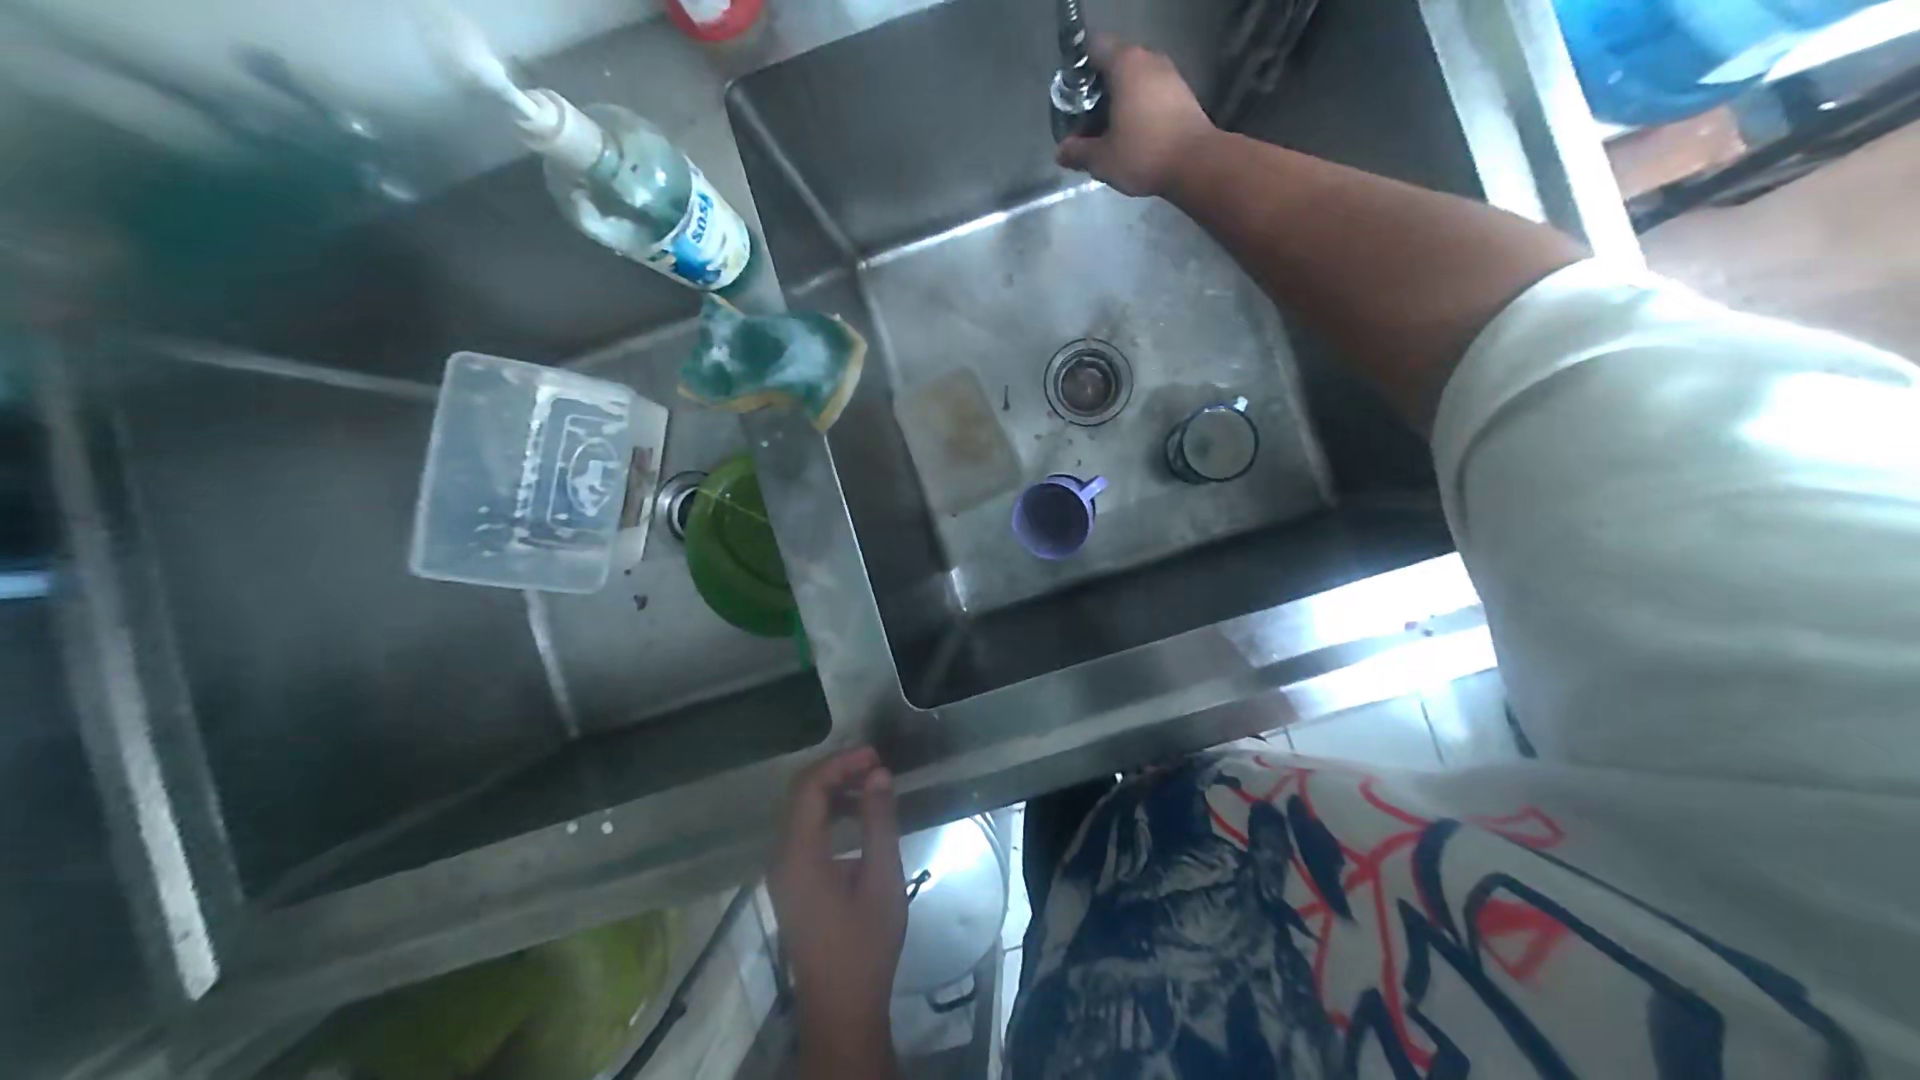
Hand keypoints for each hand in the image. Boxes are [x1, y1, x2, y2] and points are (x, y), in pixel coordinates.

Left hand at [769, 748, 905, 1076]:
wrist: (841, 1006)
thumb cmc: (865, 944)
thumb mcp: (882, 879)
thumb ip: (879, 822)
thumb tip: (879, 775)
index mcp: (798, 854)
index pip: (809, 787)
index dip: (841, 762)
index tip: (875, 754)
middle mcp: (781, 856)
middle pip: (801, 794)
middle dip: (837, 771)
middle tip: (876, 764)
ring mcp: (782, 870)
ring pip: (801, 811)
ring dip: (834, 790)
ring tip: (872, 784)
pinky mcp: (791, 881)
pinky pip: (804, 830)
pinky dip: (829, 812)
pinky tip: (858, 815)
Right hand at [1057, 38, 1218, 197]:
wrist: (1196, 163)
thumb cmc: (1143, 153)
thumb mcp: (1102, 159)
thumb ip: (1078, 152)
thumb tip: (1061, 152)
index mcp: (1125, 64)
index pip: (1094, 46)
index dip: (1079, 68)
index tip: (1072, 95)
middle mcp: (1149, 59)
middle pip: (1115, 63)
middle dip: (1098, 88)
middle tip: (1086, 118)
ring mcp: (1170, 74)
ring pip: (1135, 79)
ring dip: (1119, 99)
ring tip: (1108, 130)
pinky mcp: (1182, 93)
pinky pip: (1151, 92)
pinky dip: (1138, 106)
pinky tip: (1131, 133)